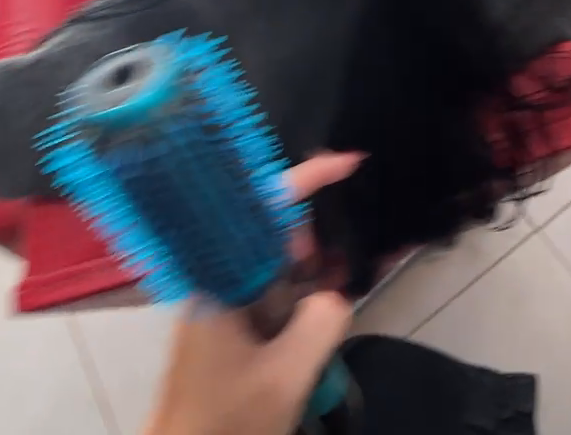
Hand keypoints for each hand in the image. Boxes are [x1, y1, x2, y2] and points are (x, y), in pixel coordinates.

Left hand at [143, 152, 362, 434]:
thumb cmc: (225, 422)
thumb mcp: (285, 377)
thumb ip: (322, 321)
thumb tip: (334, 296)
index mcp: (219, 277)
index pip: (264, 206)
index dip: (309, 177)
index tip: (351, 162)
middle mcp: (218, 277)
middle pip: (275, 229)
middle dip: (317, 235)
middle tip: (347, 261)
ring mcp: (224, 300)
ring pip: (278, 262)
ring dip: (314, 269)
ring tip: (347, 283)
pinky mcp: (232, 323)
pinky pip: (275, 292)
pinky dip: (305, 294)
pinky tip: (327, 312)